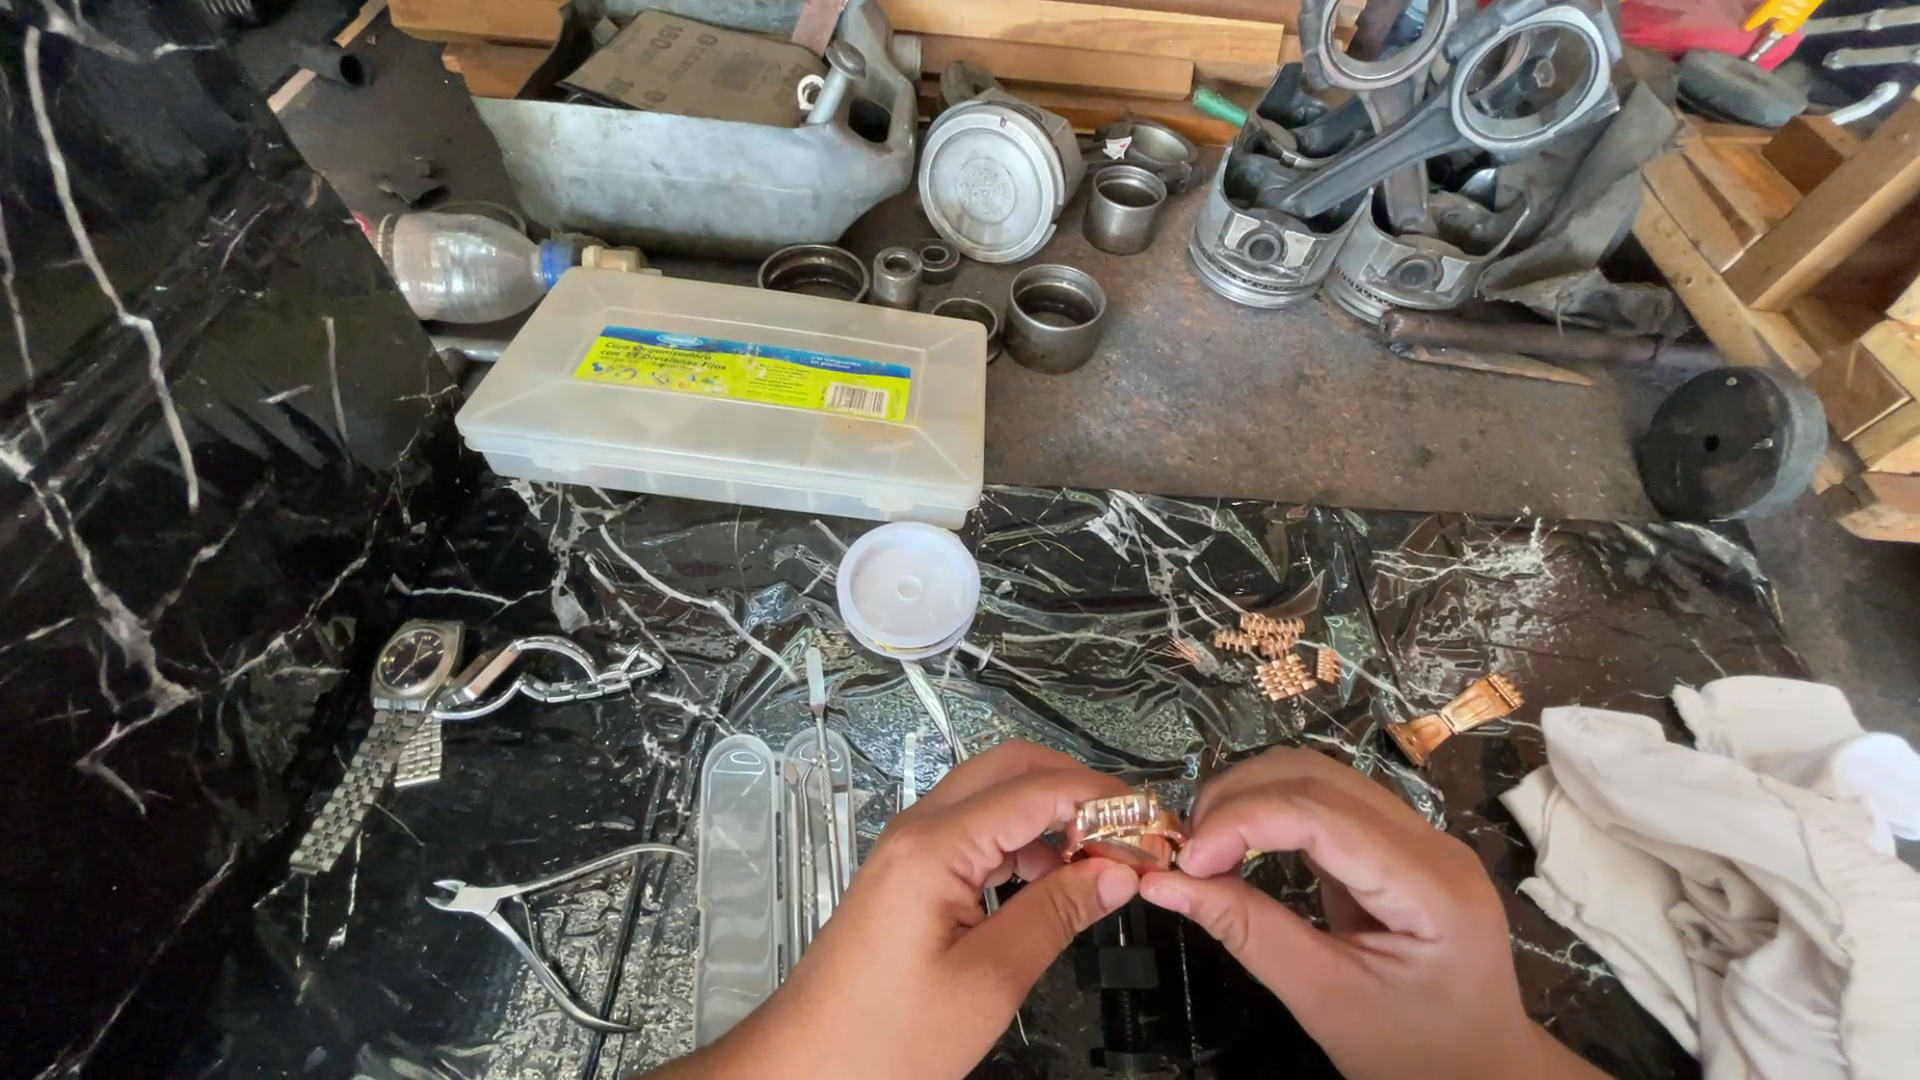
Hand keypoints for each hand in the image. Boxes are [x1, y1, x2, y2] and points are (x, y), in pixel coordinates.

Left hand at [659, 740, 1140, 1078]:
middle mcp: (921, 824)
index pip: (1036, 789)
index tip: (1153, 820)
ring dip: (1049, 810)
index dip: (1101, 797)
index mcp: (937, 843)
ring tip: (1101, 854)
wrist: (802, 1068)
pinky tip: (1051, 875)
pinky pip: (976, 828)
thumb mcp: (988, 983)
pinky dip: (1021, 838)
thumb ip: (1056, 915)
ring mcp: (912, 843)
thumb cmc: (890, 1038)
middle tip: (1128, 826)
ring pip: (993, 793)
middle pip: (1010, 767)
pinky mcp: (912, 867)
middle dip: (1074, 785)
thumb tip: (1118, 871)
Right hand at [1137, 748, 1606, 1079]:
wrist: (1483, 1074)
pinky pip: (1316, 796)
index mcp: (1432, 886)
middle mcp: (1429, 839)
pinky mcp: (1389, 836)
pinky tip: (1237, 839)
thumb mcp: (1324, 1002)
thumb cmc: (1414, 1054)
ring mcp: (1413, 831)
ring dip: (1246, 795)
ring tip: (1205, 843)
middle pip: (1312, 775)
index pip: (1321, 814)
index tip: (1184, 860)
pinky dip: (1264, 807)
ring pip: (1309, 772)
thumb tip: (1158, 882)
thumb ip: (1245, 932)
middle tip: (1186, 850)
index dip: (1242, 822)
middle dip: (1236, 798)